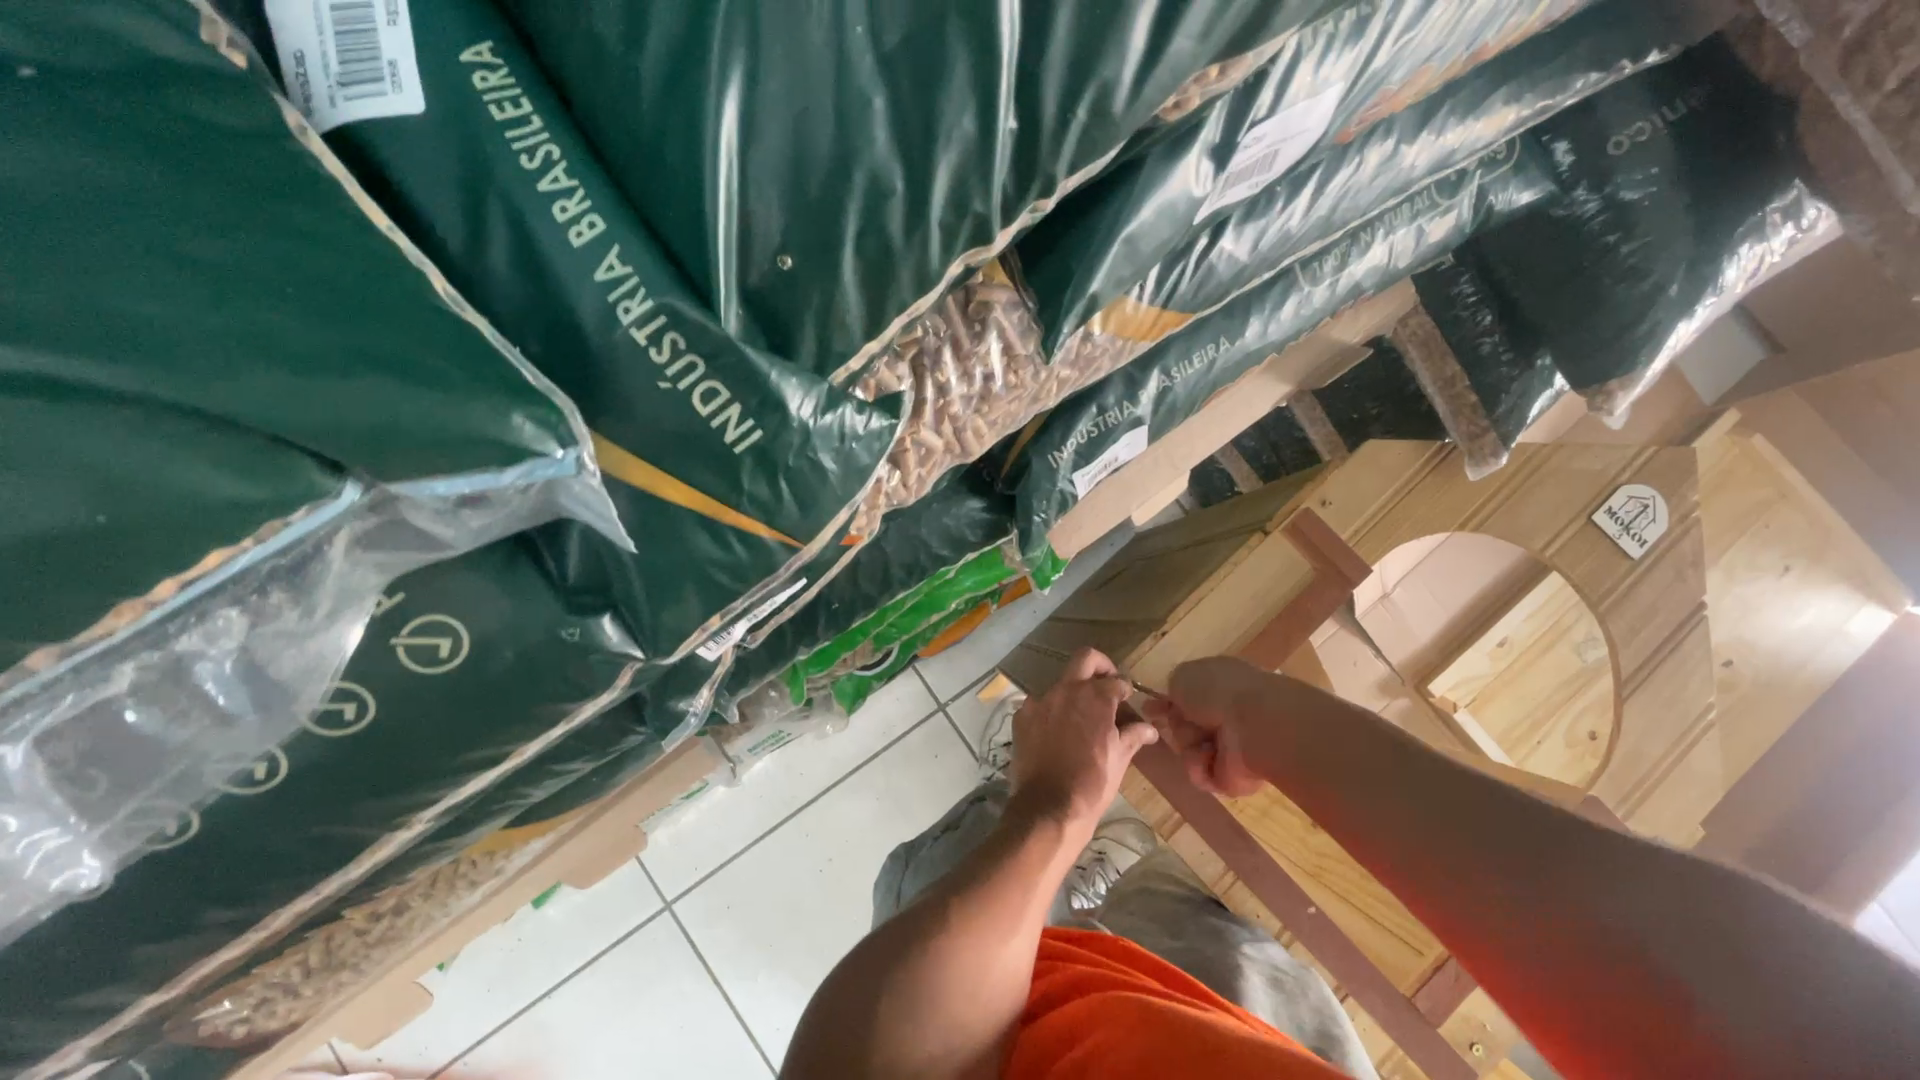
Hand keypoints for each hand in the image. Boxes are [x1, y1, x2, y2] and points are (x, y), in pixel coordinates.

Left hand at [1009, 648, 1158, 830]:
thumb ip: (1133, 736)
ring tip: (1079, 717)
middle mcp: (1066, 690)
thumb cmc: (1092, 783)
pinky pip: (1039, 704)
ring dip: (1072, 692)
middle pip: (1085, 659)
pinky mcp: (1021, 717)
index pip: (1116, 681)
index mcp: (1095, 697)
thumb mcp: (1120, 759)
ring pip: (1059, 683)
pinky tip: (1056, 732)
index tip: (1126, 700)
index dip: (1124, 689)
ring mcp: (1040, 701)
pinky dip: (1050, 711)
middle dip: (1100, 666)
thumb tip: (1149, 729)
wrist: (1048, 807)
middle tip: (1106, 684)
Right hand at [1140, 655, 1269, 797]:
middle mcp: (1225, 715)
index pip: (1189, 697)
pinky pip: (1199, 774)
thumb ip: (1173, 686)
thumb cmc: (1218, 692)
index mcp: (1219, 686)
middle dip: (1179, 726)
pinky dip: (1199, 766)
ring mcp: (1230, 747)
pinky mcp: (1230, 776)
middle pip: (1184, 726)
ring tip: (1204, 741)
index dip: (1168, 704)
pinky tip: (1209, 757)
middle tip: (1187, 722)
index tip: (1150, 709)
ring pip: (1188, 750)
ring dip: (1189, 745)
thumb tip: (1172, 700)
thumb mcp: (1184, 676)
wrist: (1254, 725)